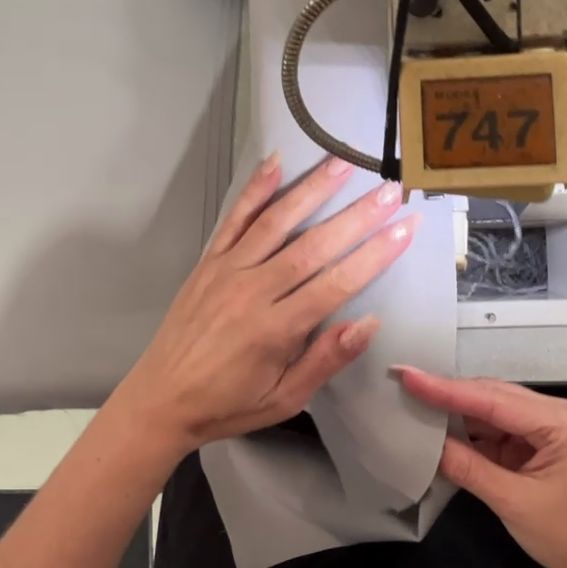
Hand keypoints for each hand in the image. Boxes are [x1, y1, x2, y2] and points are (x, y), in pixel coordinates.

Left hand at [109, 154, 418, 452]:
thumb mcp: (284, 400)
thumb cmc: (229, 404)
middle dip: (355, 217)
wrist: (161, 399)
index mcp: (275, 330)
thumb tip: (369, 323)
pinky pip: (234, 221)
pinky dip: (254, 191)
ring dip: (311, 191)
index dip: (374, 255)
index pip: (336, 284)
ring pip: (275, 223)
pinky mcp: (207, 263)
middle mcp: (251, 292)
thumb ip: (325, 360)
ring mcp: (226, 272)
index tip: (405, 229)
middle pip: (312, 247)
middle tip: (389, 191)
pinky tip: (275, 163)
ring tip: (343, 163)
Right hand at [398, 369, 566, 567]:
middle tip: (403, 387)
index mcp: (561, 421)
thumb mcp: (513, 502)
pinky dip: (471, 434)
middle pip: (492, 397)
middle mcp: (558, 414)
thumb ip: (468, 467)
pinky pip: (498, 430)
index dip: (446, 389)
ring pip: (492, 412)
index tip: (407, 376)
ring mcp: (549, 428)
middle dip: (448, 396)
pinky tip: (442, 433)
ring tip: (414, 407)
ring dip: (457, 415)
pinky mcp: (540, 444)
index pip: (492, 399)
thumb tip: (426, 444)